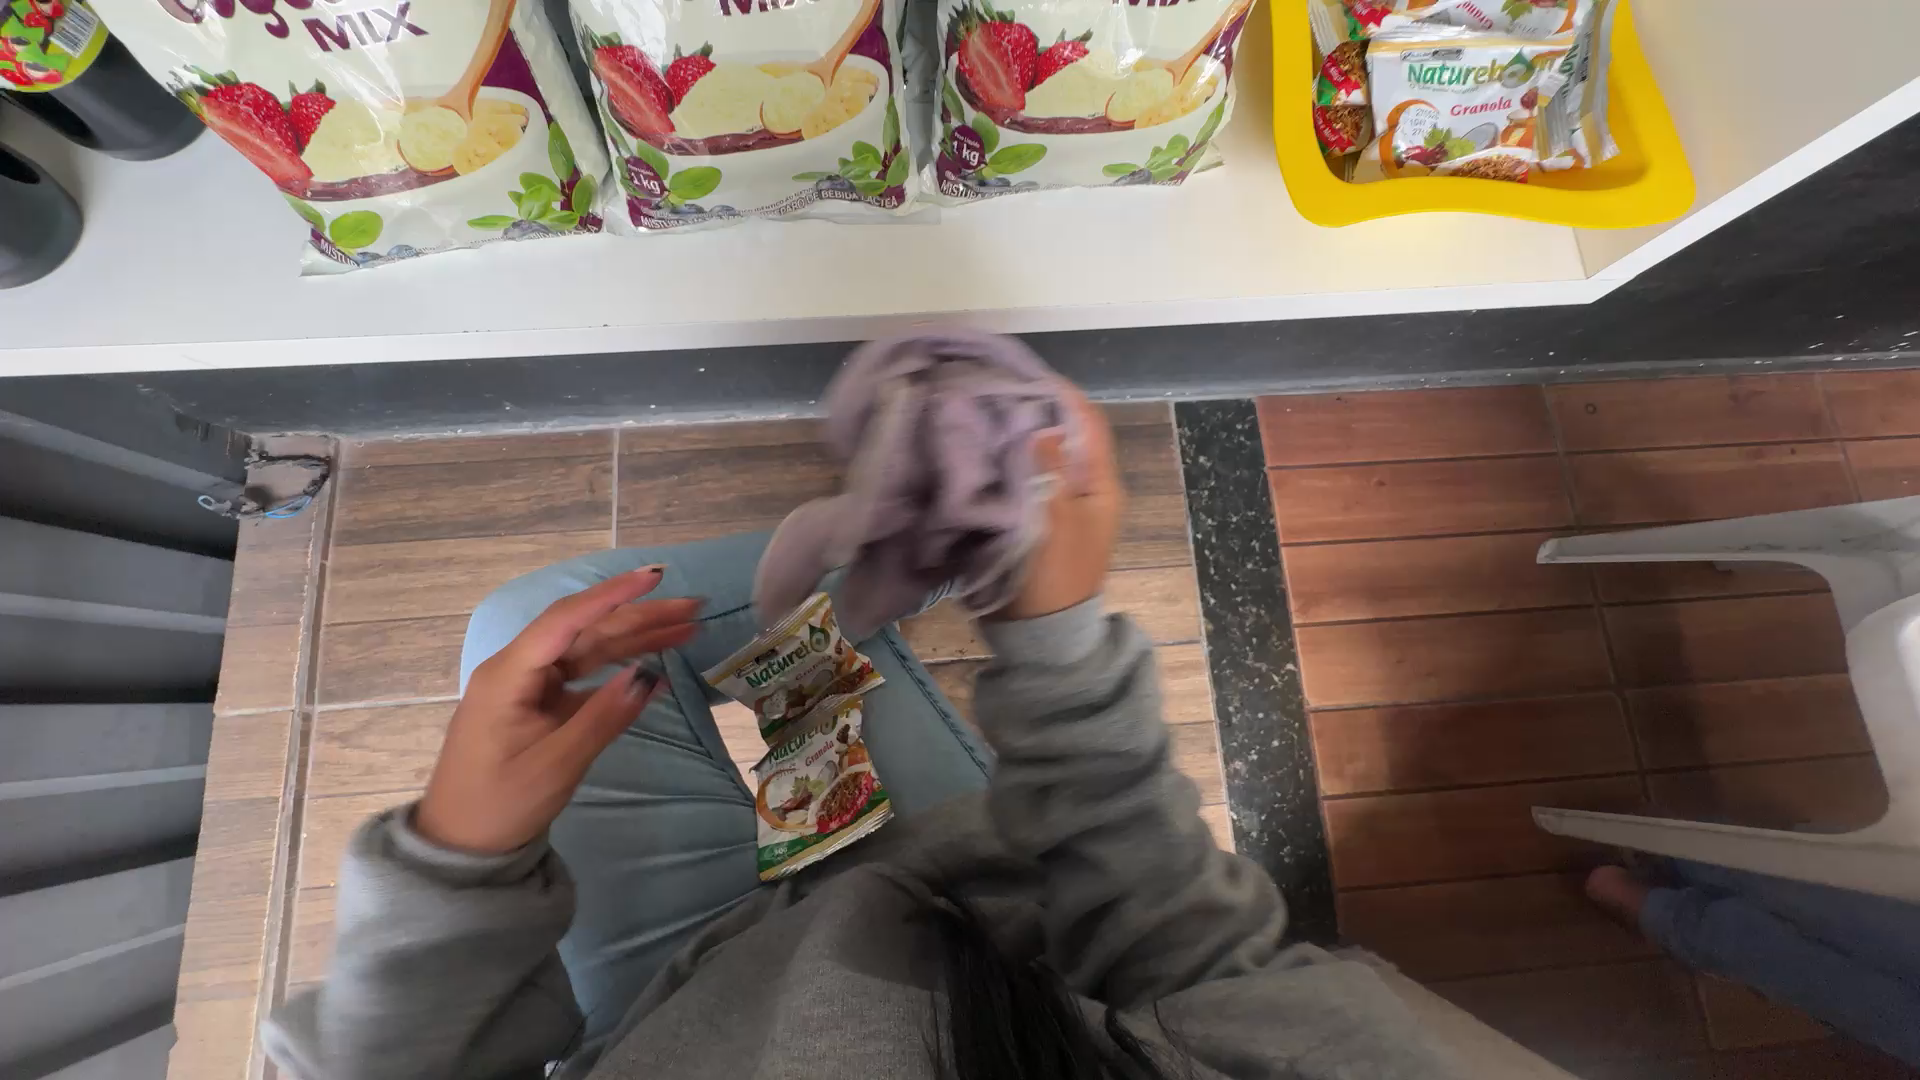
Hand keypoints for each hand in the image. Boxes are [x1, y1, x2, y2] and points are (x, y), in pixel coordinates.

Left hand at [413, 567, 701, 855]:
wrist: (462, 847)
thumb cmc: (501, 804)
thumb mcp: (556, 763)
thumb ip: (604, 715)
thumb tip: (649, 674)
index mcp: (509, 675)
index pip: (566, 620)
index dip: (612, 595)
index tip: (654, 577)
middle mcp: (521, 669)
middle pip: (587, 630)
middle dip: (640, 615)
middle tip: (692, 608)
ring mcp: (533, 685)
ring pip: (592, 648)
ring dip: (639, 637)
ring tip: (687, 627)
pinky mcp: (544, 701)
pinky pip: (589, 673)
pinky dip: (624, 667)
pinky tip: (659, 665)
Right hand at [994, 385, 1122, 620]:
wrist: (1040, 635)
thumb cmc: (1053, 578)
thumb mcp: (1054, 522)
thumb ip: (1049, 471)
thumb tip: (1041, 424)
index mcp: (1101, 486)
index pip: (1087, 423)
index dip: (1060, 394)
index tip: (1022, 373)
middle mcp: (1084, 488)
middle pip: (1062, 434)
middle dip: (1032, 410)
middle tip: (992, 389)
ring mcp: (1060, 503)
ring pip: (1041, 454)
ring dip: (1017, 434)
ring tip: (980, 411)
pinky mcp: (1037, 517)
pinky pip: (1023, 477)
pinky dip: (1005, 461)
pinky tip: (979, 449)